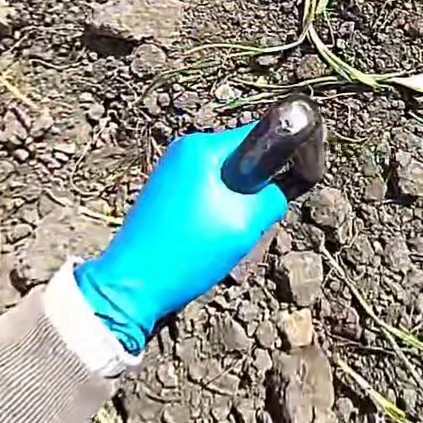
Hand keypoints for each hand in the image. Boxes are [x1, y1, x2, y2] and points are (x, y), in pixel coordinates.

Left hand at [75, 123, 286, 352]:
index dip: (283, 152)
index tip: (294, 176)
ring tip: (232, 227)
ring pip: (228, 172)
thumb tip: (285, 183)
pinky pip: (210, 184)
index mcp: (202, 148)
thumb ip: (275, 195)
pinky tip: (215, 230)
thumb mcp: (246, 224)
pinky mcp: (167, 188)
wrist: (127, 290)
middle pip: (244, 153)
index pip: (259, 133)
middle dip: (258, 181)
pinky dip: (221, 203)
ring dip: (239, 195)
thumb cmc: (186, 253)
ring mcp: (172, 168)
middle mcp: (185, 149)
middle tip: (257, 213)